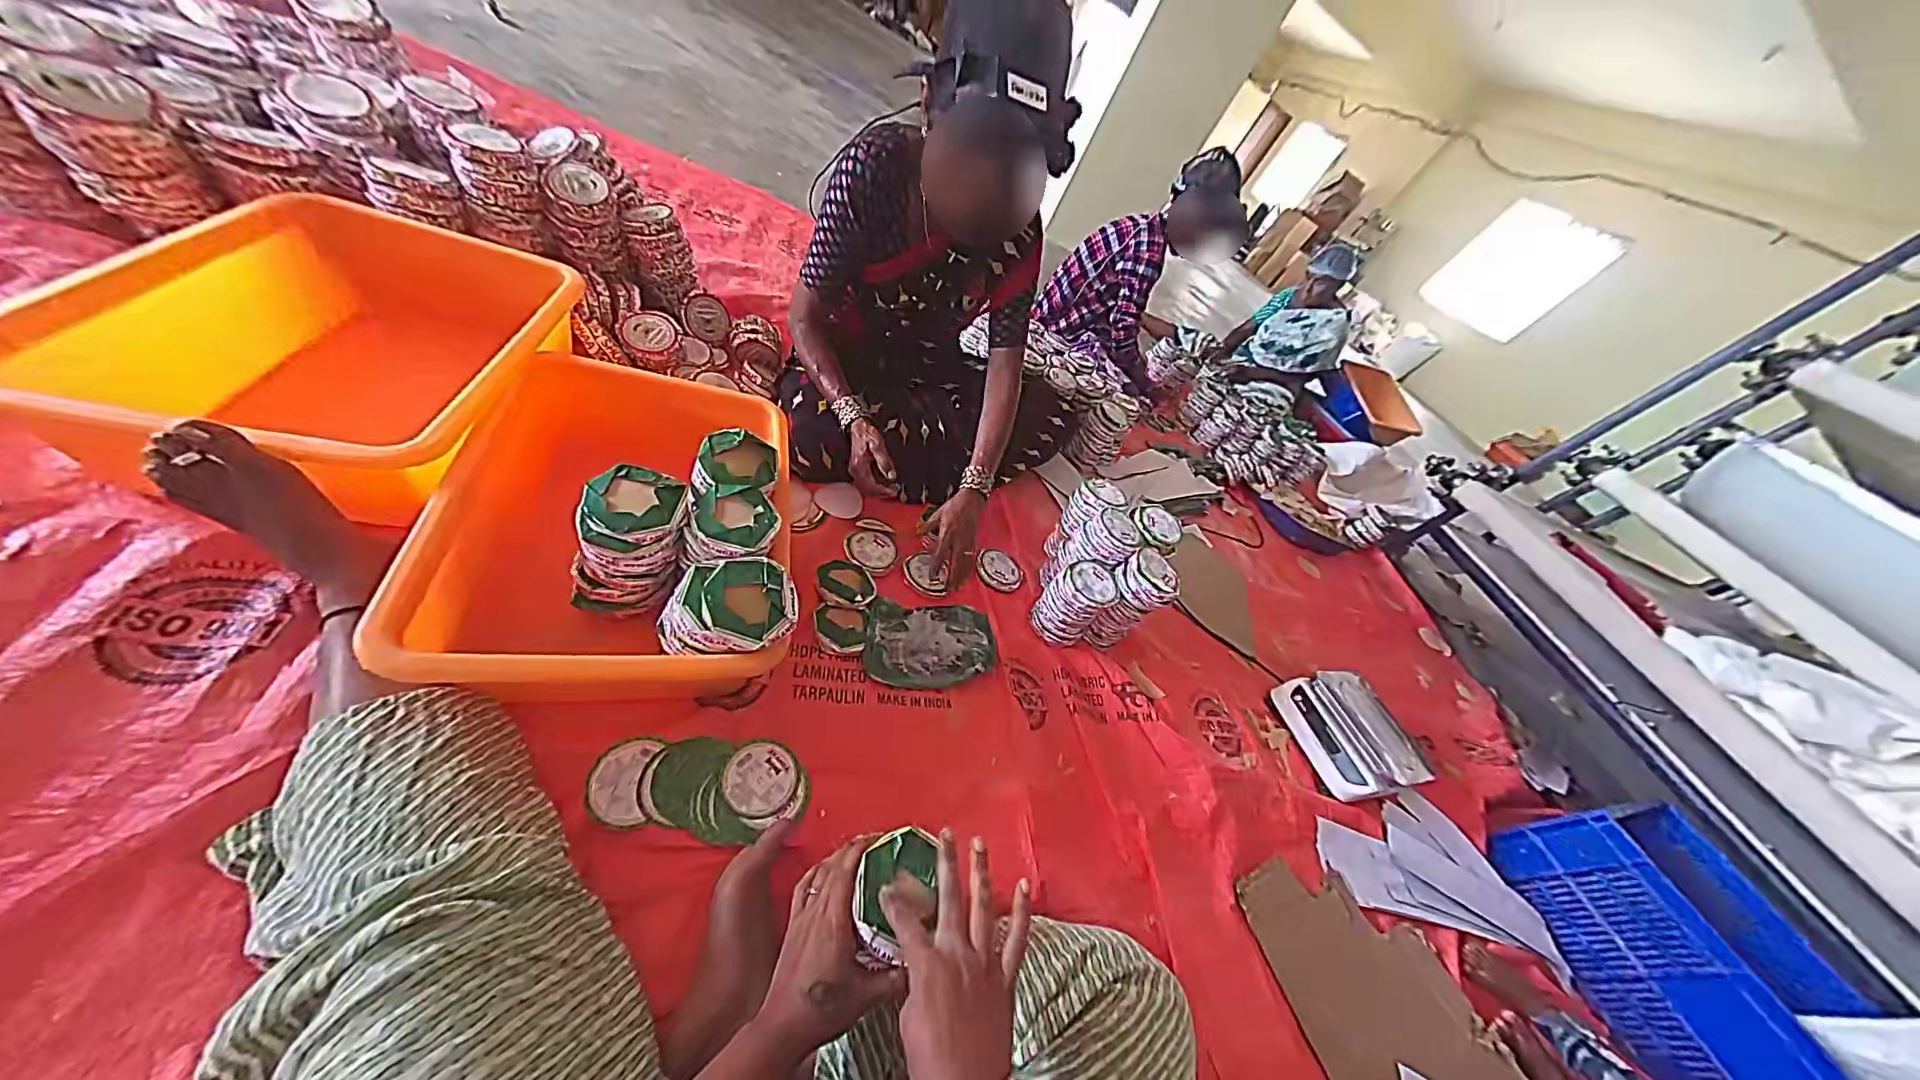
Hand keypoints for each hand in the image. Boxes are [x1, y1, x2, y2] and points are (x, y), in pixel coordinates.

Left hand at [752, 837, 905, 1059]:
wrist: (782, 1027)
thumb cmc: (819, 1011)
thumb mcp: (866, 995)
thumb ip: (895, 978)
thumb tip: (918, 964)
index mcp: (834, 921)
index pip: (845, 870)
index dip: (860, 849)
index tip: (877, 839)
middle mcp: (816, 913)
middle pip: (832, 866)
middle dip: (852, 848)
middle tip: (871, 842)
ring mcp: (801, 919)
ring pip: (818, 875)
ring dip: (834, 858)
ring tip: (851, 852)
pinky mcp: (792, 928)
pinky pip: (802, 889)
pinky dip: (814, 874)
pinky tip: (820, 872)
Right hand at [847, 418, 897, 497]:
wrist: (857, 427)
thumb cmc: (867, 435)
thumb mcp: (878, 445)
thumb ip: (884, 461)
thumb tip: (891, 475)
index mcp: (860, 466)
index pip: (871, 485)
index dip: (884, 491)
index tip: (894, 491)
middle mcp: (854, 471)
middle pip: (867, 490)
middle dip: (881, 493)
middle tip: (893, 491)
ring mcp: (853, 471)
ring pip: (865, 488)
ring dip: (877, 491)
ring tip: (889, 489)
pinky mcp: (855, 469)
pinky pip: (863, 483)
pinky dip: (873, 486)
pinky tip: (881, 484)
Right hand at [881, 831, 1032, 1079]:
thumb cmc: (929, 1055)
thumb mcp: (906, 1012)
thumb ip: (914, 978)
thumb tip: (918, 963)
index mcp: (926, 962)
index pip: (904, 920)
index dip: (893, 900)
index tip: (887, 884)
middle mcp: (956, 953)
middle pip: (948, 897)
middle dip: (946, 862)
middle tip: (946, 834)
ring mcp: (984, 961)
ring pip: (982, 906)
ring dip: (981, 873)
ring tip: (980, 845)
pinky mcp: (1005, 977)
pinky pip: (1017, 938)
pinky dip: (1021, 911)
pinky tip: (1023, 887)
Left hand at [919, 489, 984, 584]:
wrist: (972, 501)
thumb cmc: (954, 506)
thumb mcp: (937, 514)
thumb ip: (928, 525)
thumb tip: (918, 531)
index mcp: (946, 534)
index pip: (940, 555)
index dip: (936, 567)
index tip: (932, 577)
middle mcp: (958, 542)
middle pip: (955, 565)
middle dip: (951, 578)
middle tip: (947, 590)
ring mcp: (967, 543)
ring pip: (964, 565)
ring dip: (961, 577)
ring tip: (956, 588)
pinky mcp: (974, 543)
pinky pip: (971, 560)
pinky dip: (969, 570)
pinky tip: (966, 577)